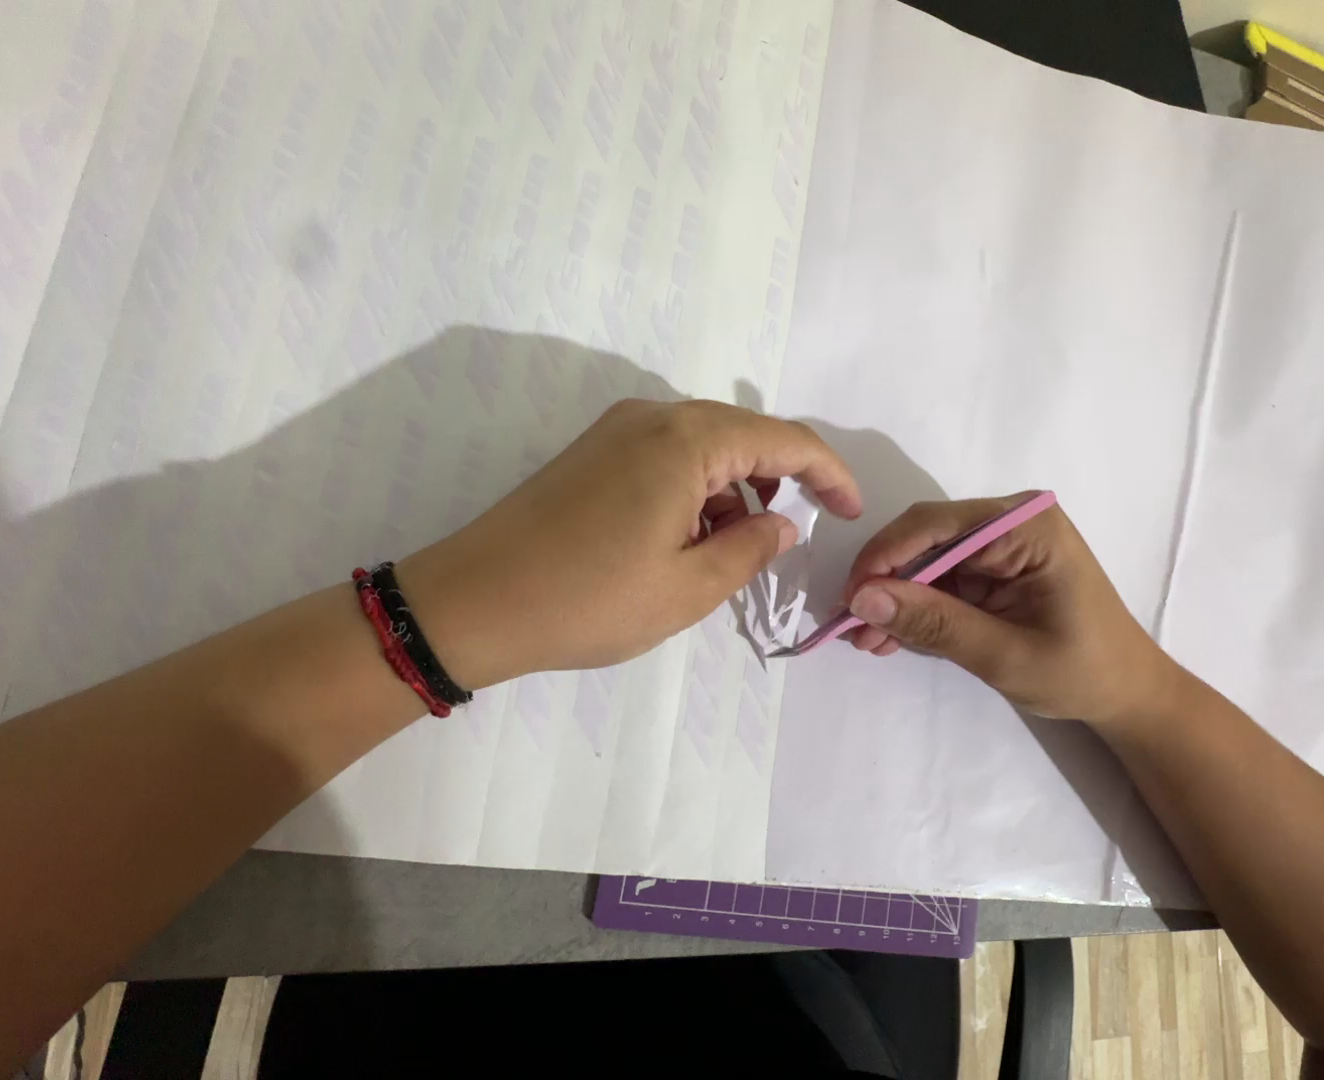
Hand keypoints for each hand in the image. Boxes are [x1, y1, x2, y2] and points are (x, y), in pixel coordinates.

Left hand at [398, 399, 860, 688]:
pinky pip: (667, 456)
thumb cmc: (589, 599)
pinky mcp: (593, 453)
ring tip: (727, 550)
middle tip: (788, 537)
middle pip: (744, 434)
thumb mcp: (689, 589)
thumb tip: (782, 524)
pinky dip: (694, 489)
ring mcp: (617, 431)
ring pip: (705, 445)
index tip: (851, 512)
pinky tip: (684, 537)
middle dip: (779, 482)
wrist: (472, 603)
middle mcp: (653, 417)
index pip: (785, 440)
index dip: (829, 474)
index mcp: (686, 441)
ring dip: (733, 489)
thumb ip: (750, 549)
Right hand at [840, 495, 1181, 726]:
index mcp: (1027, 527)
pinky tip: (891, 637)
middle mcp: (1012, 522)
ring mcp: (1002, 545)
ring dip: (894, 599)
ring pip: (926, 560)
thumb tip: (862, 599)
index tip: (850, 599)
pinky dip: (915, 608)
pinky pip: (940, 580)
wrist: (1126, 695)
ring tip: (866, 640)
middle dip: (885, 582)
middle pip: (926, 538)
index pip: (937, 524)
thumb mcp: (1004, 654)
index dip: (885, 556)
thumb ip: (935, 623)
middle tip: (851, 626)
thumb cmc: (1081, 673)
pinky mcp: (994, 569)